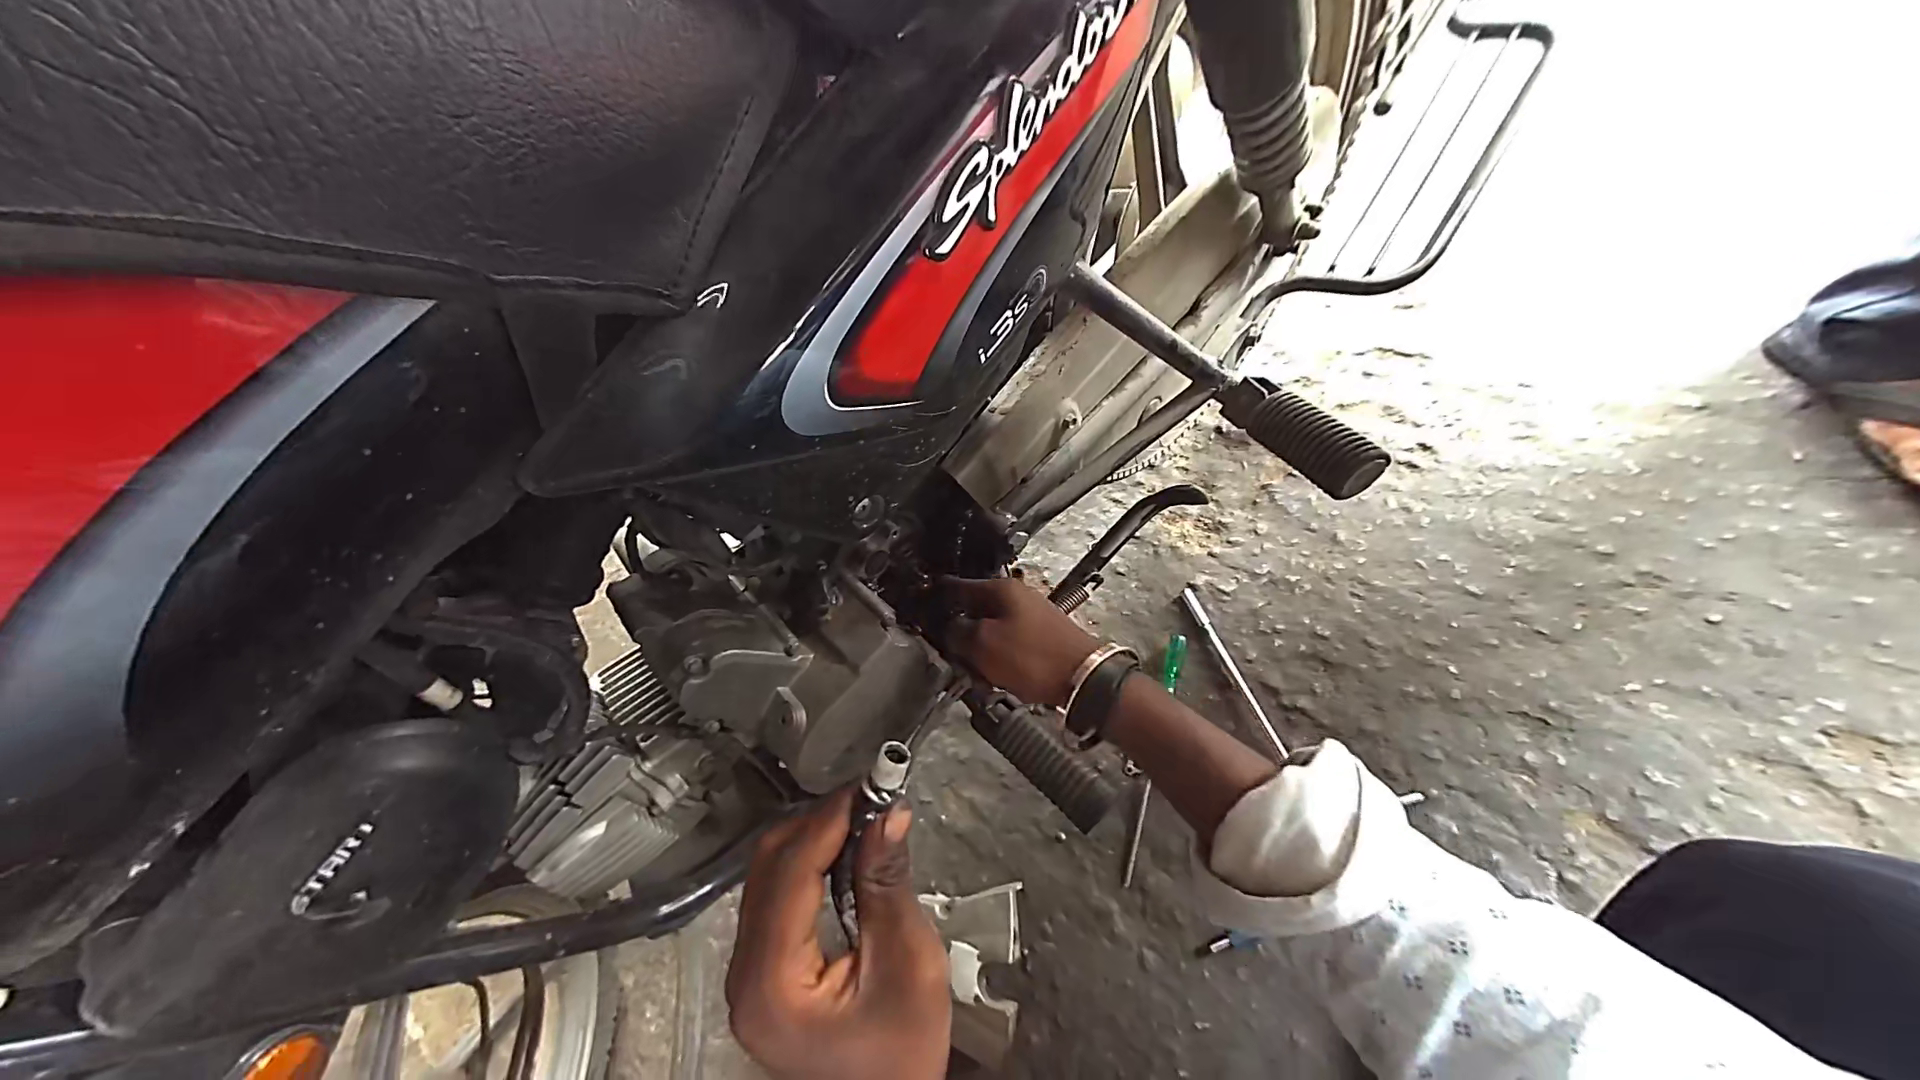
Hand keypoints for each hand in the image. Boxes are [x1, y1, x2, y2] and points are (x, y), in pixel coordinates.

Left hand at [726, 791, 950, 1079]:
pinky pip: (776, 894)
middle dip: (820, 823)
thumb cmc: (903, 1047)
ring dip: (814, 836)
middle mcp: (743, 977)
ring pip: (768, 874)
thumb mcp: (907, 962)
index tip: (865, 787)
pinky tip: (843, 848)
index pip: (790, 875)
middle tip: (869, 797)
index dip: (827, 822)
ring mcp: (746, 972)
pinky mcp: (761, 967)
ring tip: (862, 816)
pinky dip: (809, 861)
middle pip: (769, 868)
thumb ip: (887, 883)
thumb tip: (888, 811)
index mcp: (770, 986)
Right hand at [943, 576, 1100, 706]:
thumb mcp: (983, 645)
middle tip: (949, 651)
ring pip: (991, 632)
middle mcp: (1018, 599)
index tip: (925, 601)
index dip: (938, 596)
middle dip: (960, 632)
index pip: (959, 586)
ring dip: (979, 651)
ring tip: (975, 671)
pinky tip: (996, 677)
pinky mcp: (1039, 641)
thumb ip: (957, 633)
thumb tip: (947, 630)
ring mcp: (1031, 619)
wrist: (1082, 680)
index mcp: (1002, 589)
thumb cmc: (1037, 658)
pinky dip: (998, 661)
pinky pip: (1008, 648)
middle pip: (975, 611)